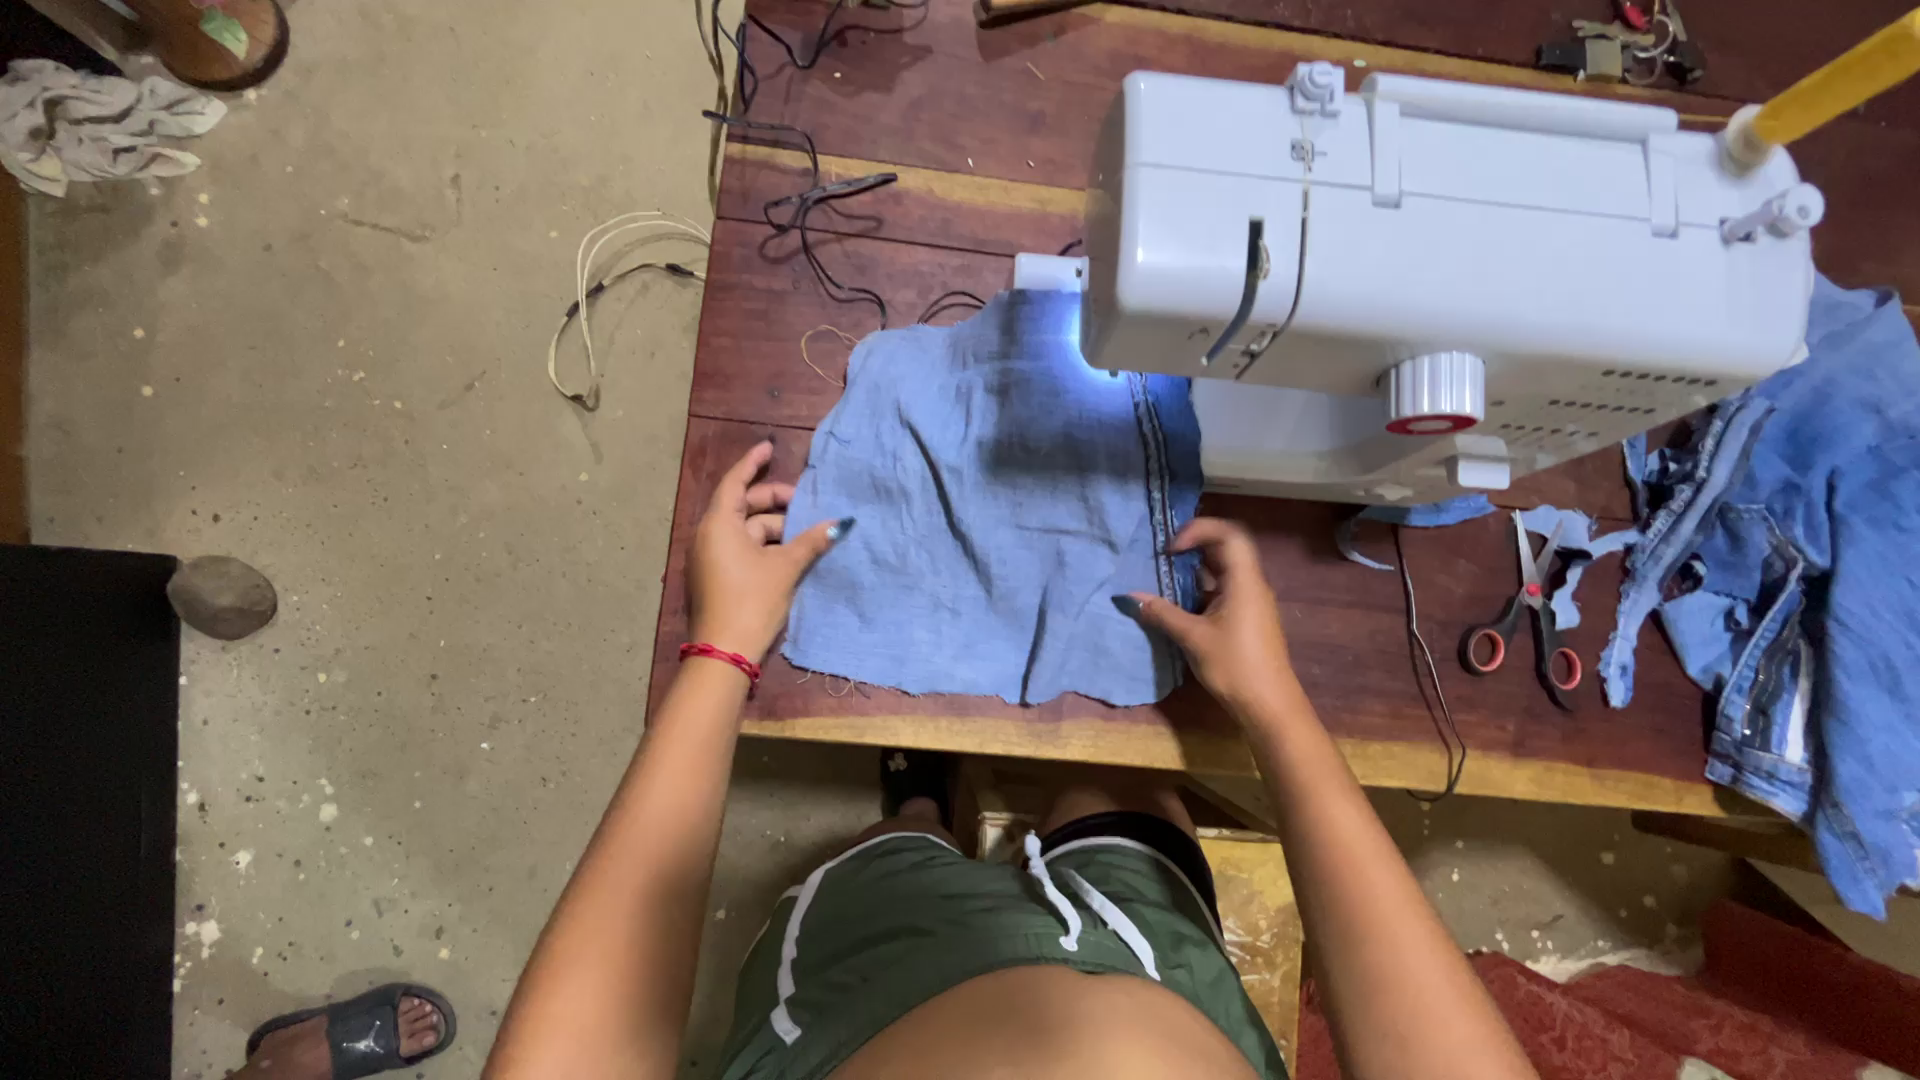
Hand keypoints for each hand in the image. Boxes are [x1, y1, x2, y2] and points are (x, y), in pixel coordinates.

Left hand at [687, 439, 848, 664]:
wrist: (723, 653)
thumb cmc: (752, 600)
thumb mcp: (786, 568)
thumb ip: (812, 542)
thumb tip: (840, 524)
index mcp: (719, 524)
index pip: (736, 482)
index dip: (753, 462)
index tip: (770, 447)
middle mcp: (708, 536)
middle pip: (743, 506)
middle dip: (775, 502)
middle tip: (805, 504)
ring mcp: (710, 558)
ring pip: (746, 531)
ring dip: (775, 528)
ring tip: (806, 535)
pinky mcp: (716, 578)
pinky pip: (741, 549)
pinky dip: (764, 545)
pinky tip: (790, 553)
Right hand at [1124, 518, 1298, 719]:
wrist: (1268, 705)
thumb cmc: (1234, 666)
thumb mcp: (1192, 638)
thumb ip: (1162, 613)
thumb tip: (1130, 597)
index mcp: (1245, 581)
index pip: (1228, 534)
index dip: (1199, 530)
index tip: (1171, 549)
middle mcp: (1252, 584)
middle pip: (1226, 548)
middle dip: (1194, 546)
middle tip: (1164, 557)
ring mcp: (1251, 601)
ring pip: (1224, 570)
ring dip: (1196, 569)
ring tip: (1166, 578)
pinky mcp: (1247, 617)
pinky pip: (1224, 589)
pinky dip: (1202, 588)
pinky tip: (1181, 603)